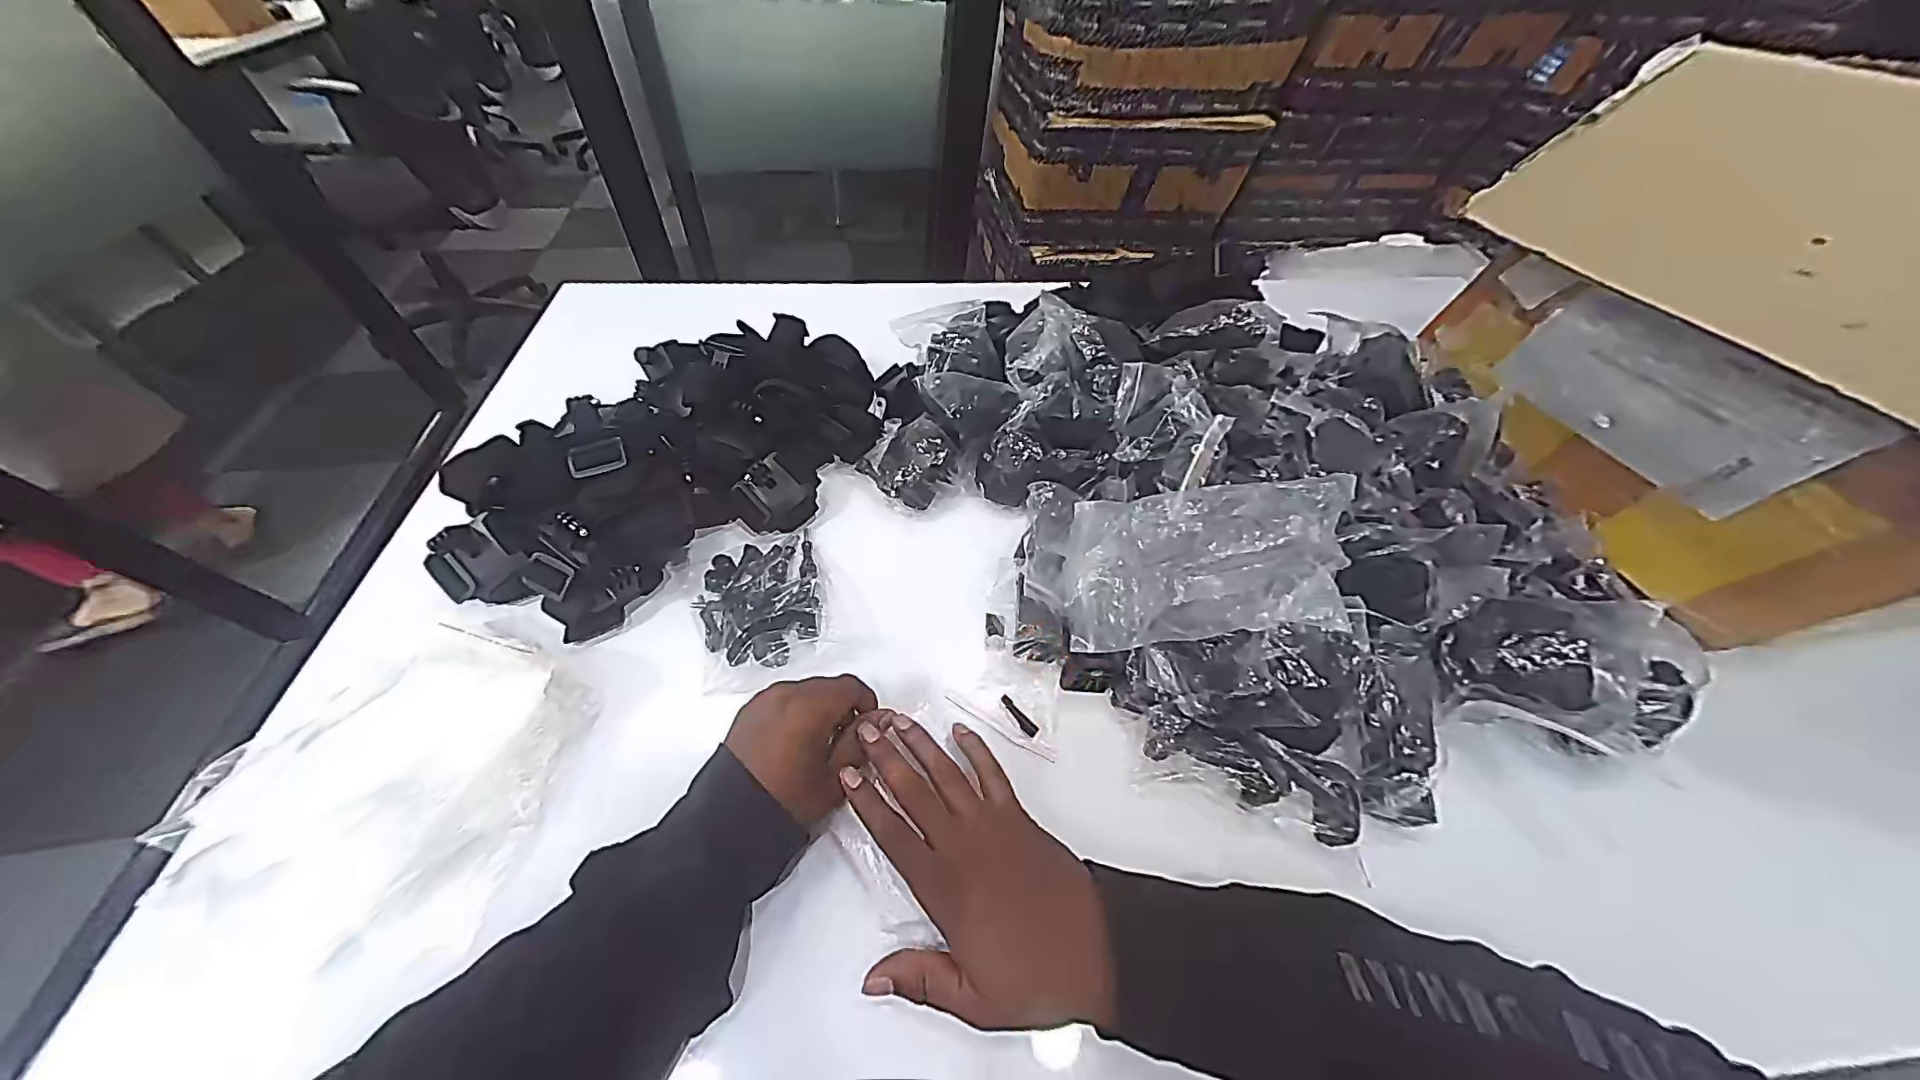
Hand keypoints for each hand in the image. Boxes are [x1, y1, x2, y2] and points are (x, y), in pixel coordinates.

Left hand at [725, 675, 876, 826]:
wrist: (730, 819)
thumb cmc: (777, 803)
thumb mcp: (834, 776)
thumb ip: (859, 741)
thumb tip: (874, 723)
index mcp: (809, 706)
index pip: (852, 686)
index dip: (866, 704)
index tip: (868, 721)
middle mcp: (785, 695)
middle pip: (828, 687)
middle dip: (843, 707)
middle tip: (847, 738)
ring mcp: (764, 702)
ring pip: (806, 692)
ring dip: (818, 710)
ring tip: (819, 746)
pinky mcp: (749, 712)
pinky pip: (783, 701)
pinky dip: (795, 714)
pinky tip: (796, 746)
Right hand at [839, 712, 1114, 1029]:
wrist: (1095, 951)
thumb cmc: (1037, 974)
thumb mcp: (971, 997)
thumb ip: (919, 980)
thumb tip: (874, 980)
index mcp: (944, 887)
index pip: (892, 834)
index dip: (867, 802)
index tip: (849, 777)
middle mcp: (963, 847)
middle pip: (914, 792)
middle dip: (886, 758)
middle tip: (866, 733)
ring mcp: (992, 826)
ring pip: (947, 775)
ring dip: (921, 745)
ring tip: (900, 722)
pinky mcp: (1019, 818)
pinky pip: (992, 774)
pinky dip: (976, 750)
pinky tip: (960, 733)